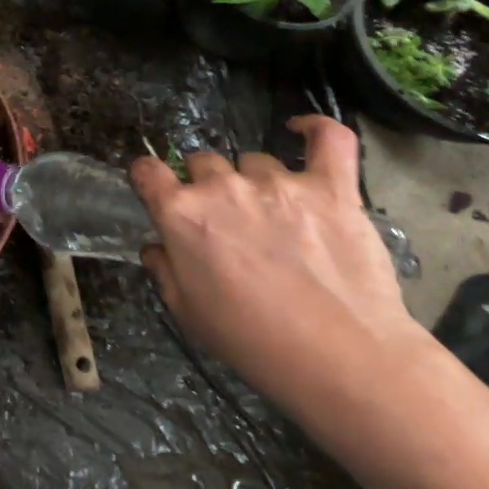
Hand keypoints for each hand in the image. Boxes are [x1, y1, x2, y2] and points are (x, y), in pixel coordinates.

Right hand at [130, 115, 422, 405]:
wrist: (341, 359)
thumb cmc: (252, 341)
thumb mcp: (187, 313)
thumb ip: (164, 271)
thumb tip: (158, 246)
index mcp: (181, 213)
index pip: (147, 171)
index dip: (149, 180)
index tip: (157, 192)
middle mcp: (222, 187)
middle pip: (202, 162)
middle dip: (206, 185)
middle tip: (226, 222)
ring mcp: (278, 182)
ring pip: (254, 161)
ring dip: (254, 181)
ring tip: (275, 216)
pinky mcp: (331, 188)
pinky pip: (327, 140)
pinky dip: (316, 129)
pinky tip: (302, 129)